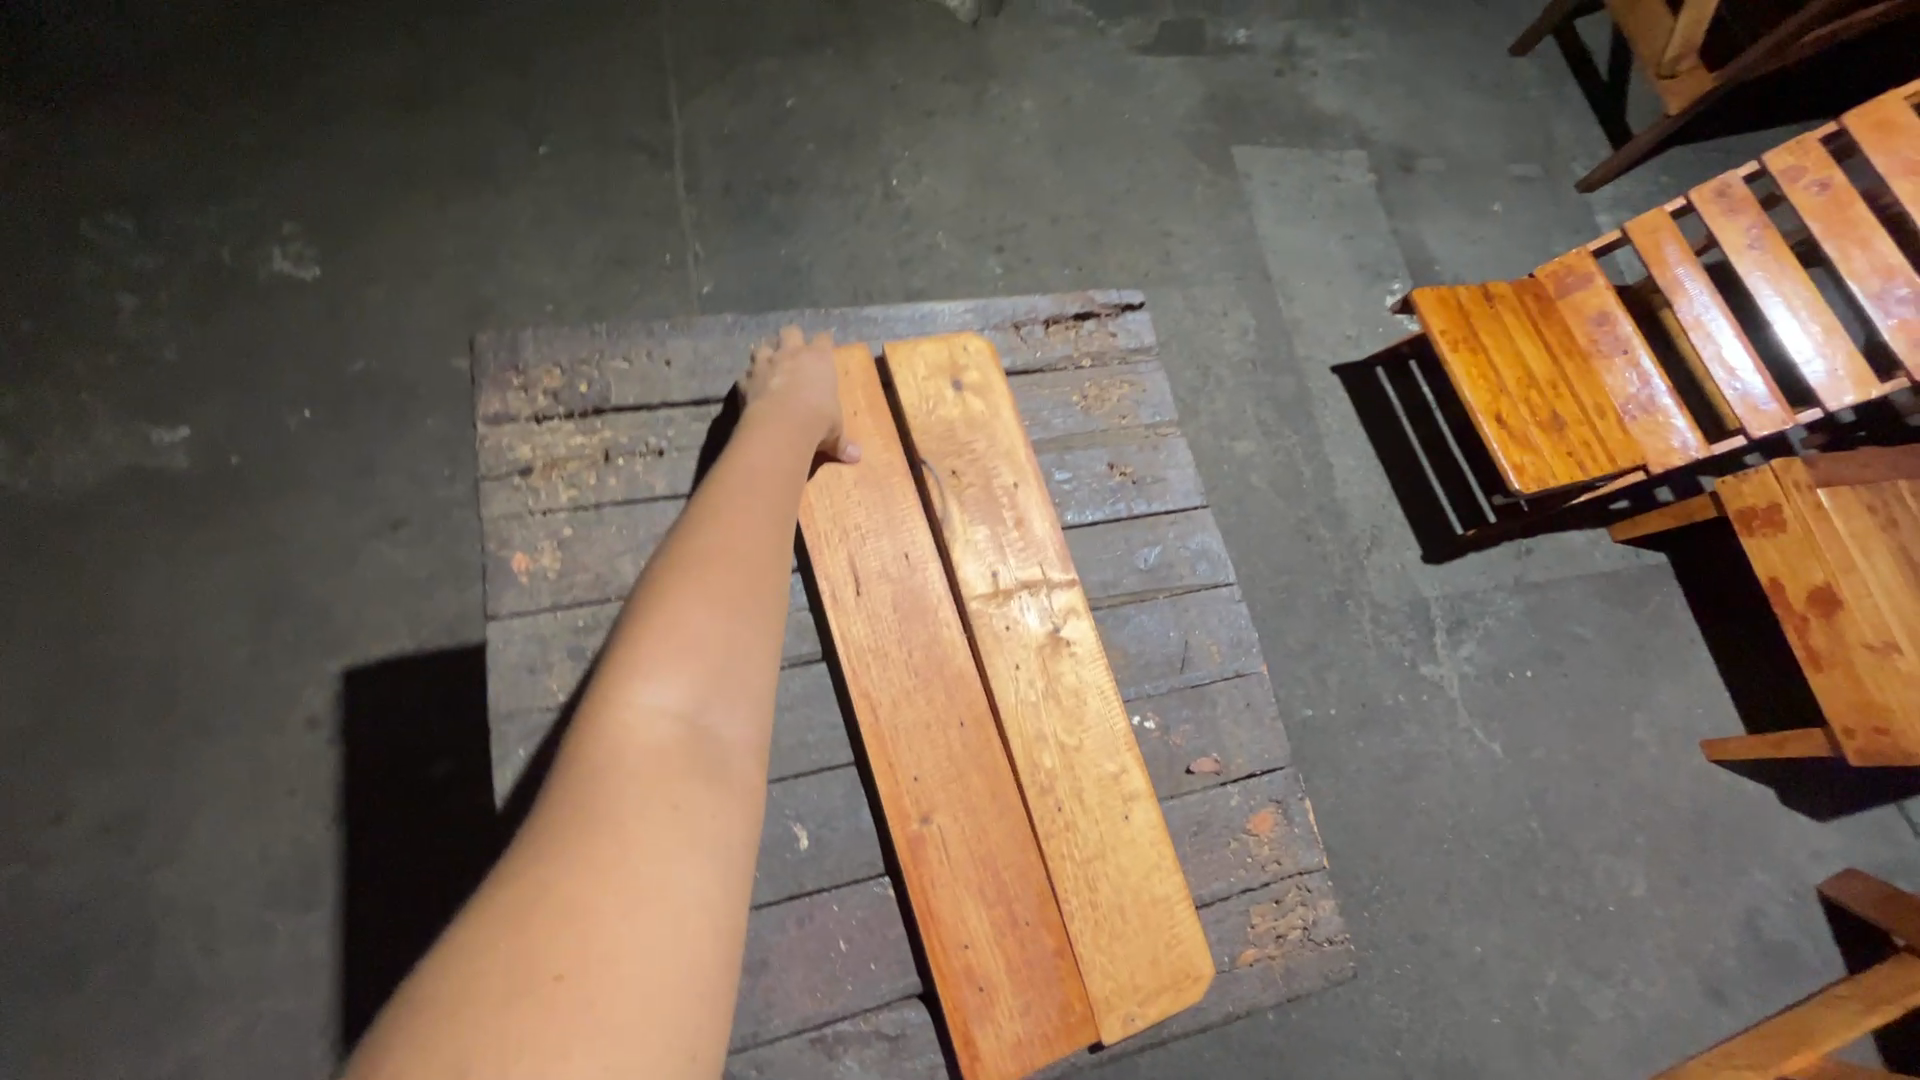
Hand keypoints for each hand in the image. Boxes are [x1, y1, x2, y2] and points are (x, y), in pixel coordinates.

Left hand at [739, 326, 860, 463]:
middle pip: (791, 331)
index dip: (824, 342)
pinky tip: (751, 387)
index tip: (825, 346)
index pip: (824, 339)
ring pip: (763, 346)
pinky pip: (744, 374)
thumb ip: (841, 442)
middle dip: (792, 338)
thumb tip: (856, 457)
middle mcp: (792, 354)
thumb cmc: (818, 421)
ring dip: (766, 353)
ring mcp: (765, 364)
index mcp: (819, 359)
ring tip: (768, 364)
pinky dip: (747, 379)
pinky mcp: (746, 380)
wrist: (781, 425)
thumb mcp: (834, 432)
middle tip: (794, 350)